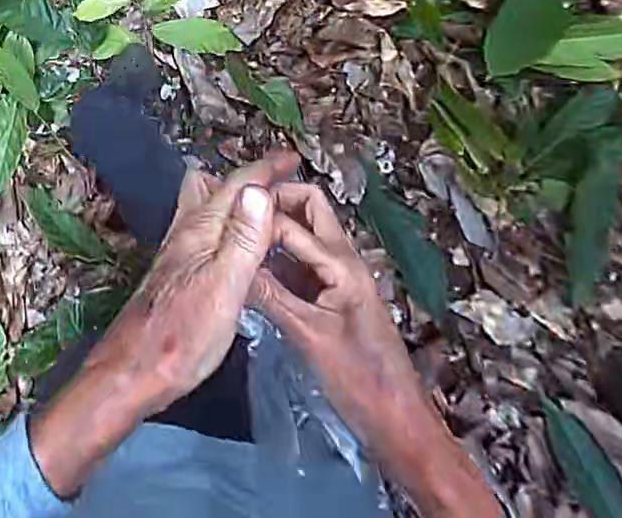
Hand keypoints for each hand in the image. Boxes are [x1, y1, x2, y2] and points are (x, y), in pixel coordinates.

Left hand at [29, 151, 292, 496]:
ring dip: (234, 198)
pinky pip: (207, 228)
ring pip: (206, 206)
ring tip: (264, 209)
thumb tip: (258, 189)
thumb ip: (242, 237)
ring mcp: (179, 249)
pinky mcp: (178, 270)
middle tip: (277, 182)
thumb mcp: (224, 285)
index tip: (291, 158)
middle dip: (245, 177)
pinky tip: (239, 246)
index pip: (237, 185)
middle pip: (211, 185)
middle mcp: (187, 230)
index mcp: (201, 227)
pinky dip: (228, 222)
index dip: (266, 168)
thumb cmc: (183, 332)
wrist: (135, 368)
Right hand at [252, 183, 500, 517]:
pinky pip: (302, 257)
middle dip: (275, 201)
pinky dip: (278, 254)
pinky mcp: (331, 291)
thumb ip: (270, 295)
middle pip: (309, 206)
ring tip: (238, 237)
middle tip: (236, 216)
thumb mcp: (308, 336)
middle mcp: (342, 258)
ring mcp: (338, 273)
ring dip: (276, 226)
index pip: (291, 224)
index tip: (223, 225)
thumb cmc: (359, 379)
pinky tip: (252, 267)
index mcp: (341, 263)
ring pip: (306, 229)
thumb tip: (229, 265)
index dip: (257, 221)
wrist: (398, 421)